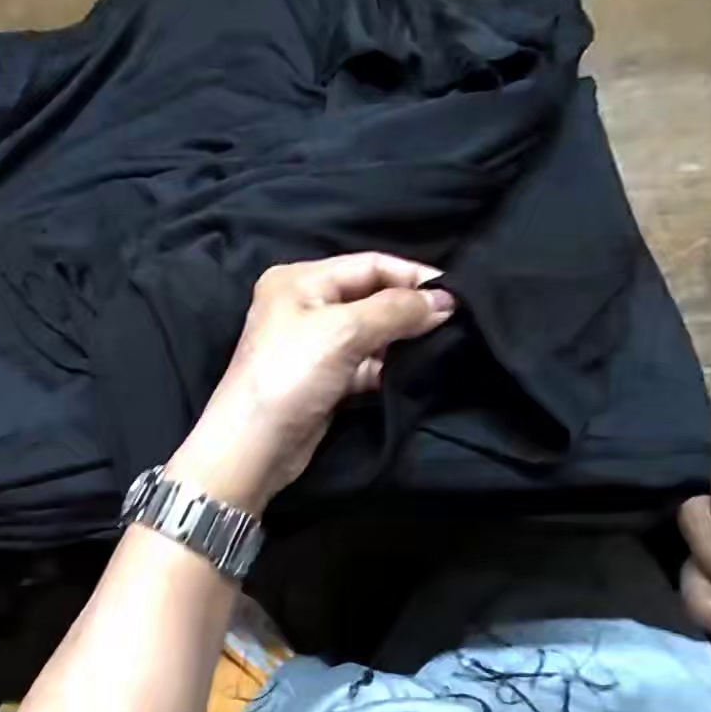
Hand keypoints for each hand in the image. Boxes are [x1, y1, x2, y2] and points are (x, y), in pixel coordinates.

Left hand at [166, 253, 454, 513]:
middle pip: (371, 297)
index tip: (455, 293)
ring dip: (402, 339)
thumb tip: (447, 301)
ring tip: (440, 344)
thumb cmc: (292, 374)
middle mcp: (306, 305)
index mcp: (300, 279)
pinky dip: (387, 366)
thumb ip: (397, 311)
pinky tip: (413, 371)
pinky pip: (366, 363)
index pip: (369, 264)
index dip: (412, 276)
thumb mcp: (344, 331)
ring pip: (372, 332)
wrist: (255, 447)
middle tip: (454, 321)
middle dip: (409, 309)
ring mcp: (315, 344)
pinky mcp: (325, 379)